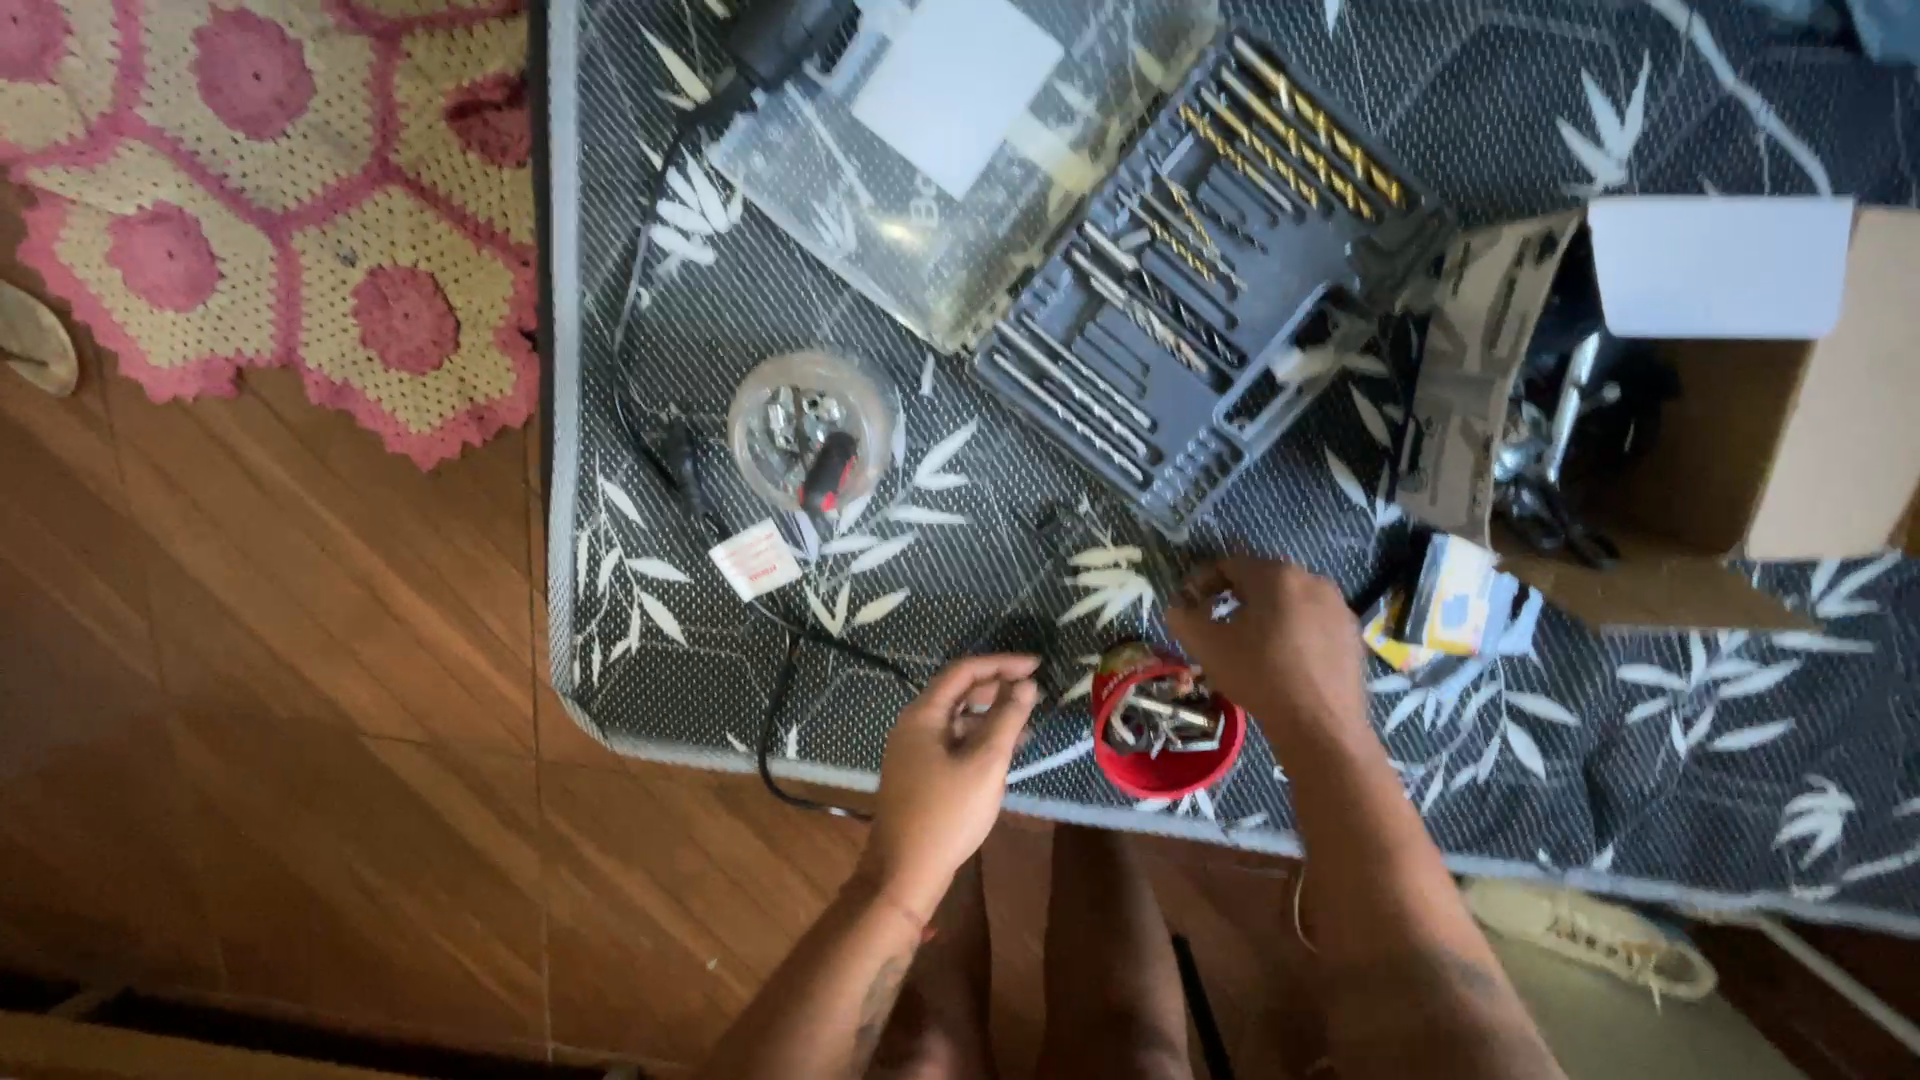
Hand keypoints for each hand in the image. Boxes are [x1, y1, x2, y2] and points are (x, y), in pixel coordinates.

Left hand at [860, 654, 1038, 918]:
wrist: (904, 872)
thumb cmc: (947, 813)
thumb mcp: (985, 763)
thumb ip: (1007, 719)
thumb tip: (1025, 684)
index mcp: (923, 715)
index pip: (963, 671)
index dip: (1001, 664)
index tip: (1036, 665)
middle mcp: (913, 725)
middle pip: (958, 692)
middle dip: (996, 688)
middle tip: (1032, 691)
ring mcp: (913, 750)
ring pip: (957, 719)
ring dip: (990, 716)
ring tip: (1027, 724)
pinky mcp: (919, 773)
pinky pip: (953, 742)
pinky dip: (979, 740)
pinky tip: (1004, 753)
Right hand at [1166, 557, 1365, 752]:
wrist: (1320, 724)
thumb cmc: (1258, 675)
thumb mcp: (1206, 645)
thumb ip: (1182, 617)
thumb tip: (1178, 606)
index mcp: (1276, 575)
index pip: (1229, 564)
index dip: (1203, 582)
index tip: (1191, 605)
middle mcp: (1312, 579)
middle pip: (1262, 579)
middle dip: (1234, 597)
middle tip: (1217, 623)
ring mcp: (1338, 606)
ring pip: (1290, 600)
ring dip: (1265, 613)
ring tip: (1250, 643)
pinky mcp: (1352, 633)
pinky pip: (1313, 621)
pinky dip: (1293, 631)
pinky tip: (1283, 659)